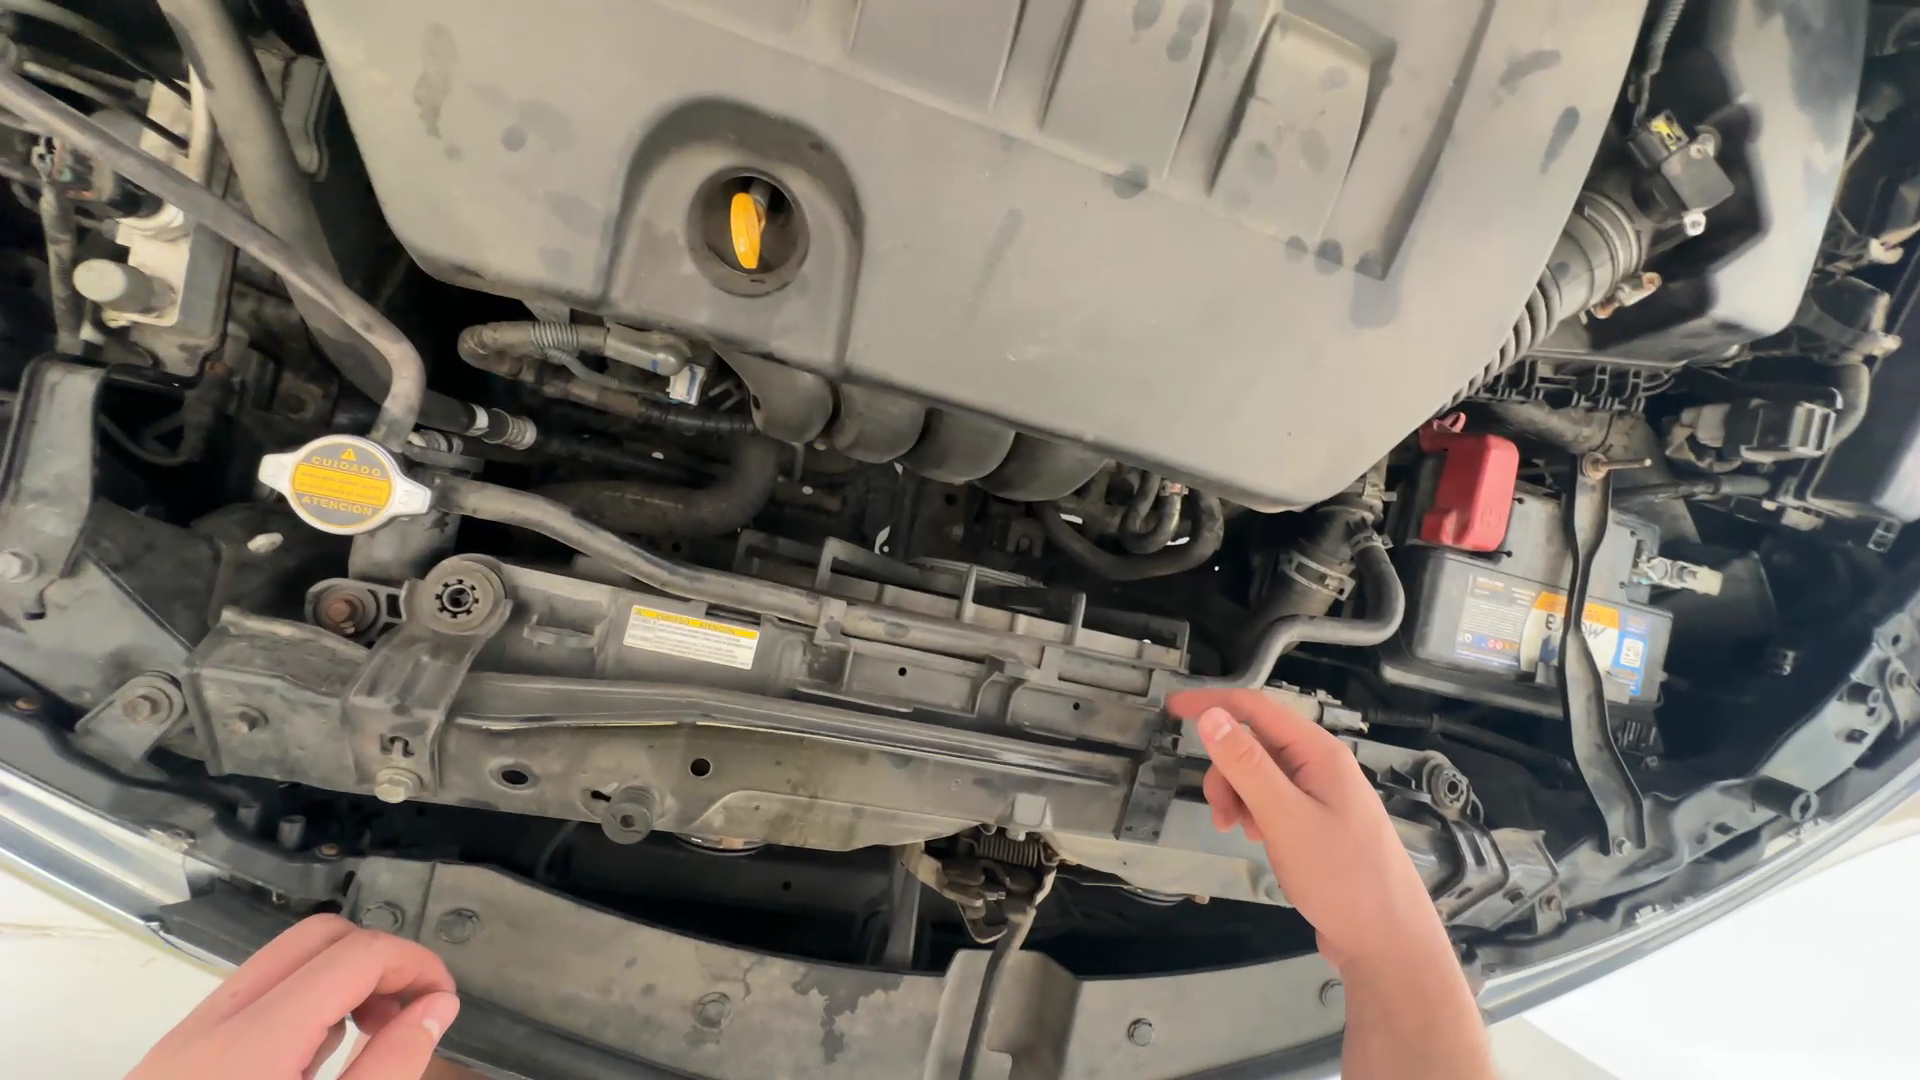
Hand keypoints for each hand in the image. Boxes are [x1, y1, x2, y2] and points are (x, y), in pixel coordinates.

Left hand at [128, 914, 459, 1079]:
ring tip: (371, 1029)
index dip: (417, 965)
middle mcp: (205, 1029)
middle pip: (318, 937)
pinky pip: (252, 999)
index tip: (441, 1003)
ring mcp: (178, 1046)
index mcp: (248, 1045)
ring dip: (343, 977)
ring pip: (283, 963)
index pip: (360, 954)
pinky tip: (318, 1053)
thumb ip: (393, 1064)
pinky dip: (304, 1001)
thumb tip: (437, 1007)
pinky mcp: (167, 1066)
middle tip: (408, 1005)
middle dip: (380, 958)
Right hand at [1169, 689, 1449, 971]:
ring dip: (1237, 795)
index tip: (1172, 709)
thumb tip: (1211, 715)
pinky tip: (1256, 838)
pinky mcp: (1317, 822)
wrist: (1390, 947)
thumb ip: (1246, 765)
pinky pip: (1272, 799)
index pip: (1255, 708)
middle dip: (1226, 771)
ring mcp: (1321, 794)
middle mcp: (1320, 765)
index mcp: (1318, 753)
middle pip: (1254, 744)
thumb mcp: (1285, 818)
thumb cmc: (1341, 878)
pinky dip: (1253, 812)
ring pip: (1259, 774)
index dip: (1212, 703)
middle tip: (1219, 812)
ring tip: (1238, 832)